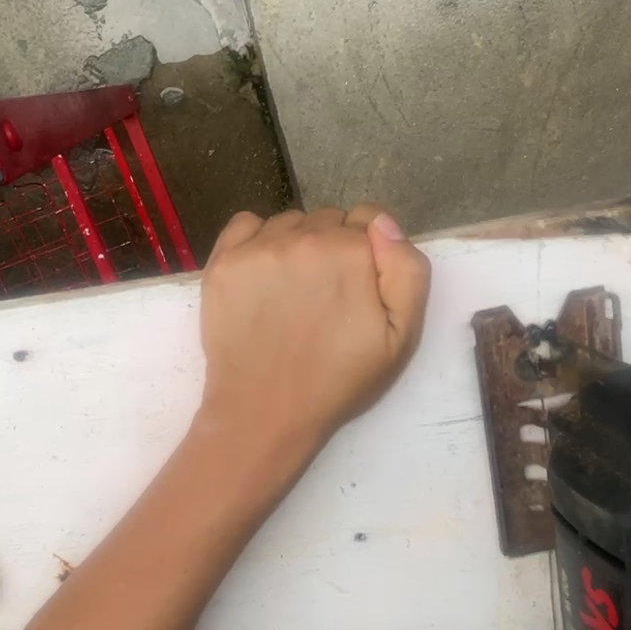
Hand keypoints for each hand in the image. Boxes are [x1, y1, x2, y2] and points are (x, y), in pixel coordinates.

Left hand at [195, 205, 431, 462]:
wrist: (265, 410)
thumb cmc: (338, 379)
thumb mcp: (401, 336)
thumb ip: (407, 271)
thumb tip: (383, 224)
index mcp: (352, 251)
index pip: (369, 219)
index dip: (369, 251)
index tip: (358, 285)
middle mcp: (305, 238)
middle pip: (329, 220)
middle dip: (334, 247)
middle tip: (325, 295)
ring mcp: (259, 247)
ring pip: (289, 222)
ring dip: (296, 243)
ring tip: (292, 291)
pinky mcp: (223, 261)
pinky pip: (246, 224)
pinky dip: (256, 239)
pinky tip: (262, 273)